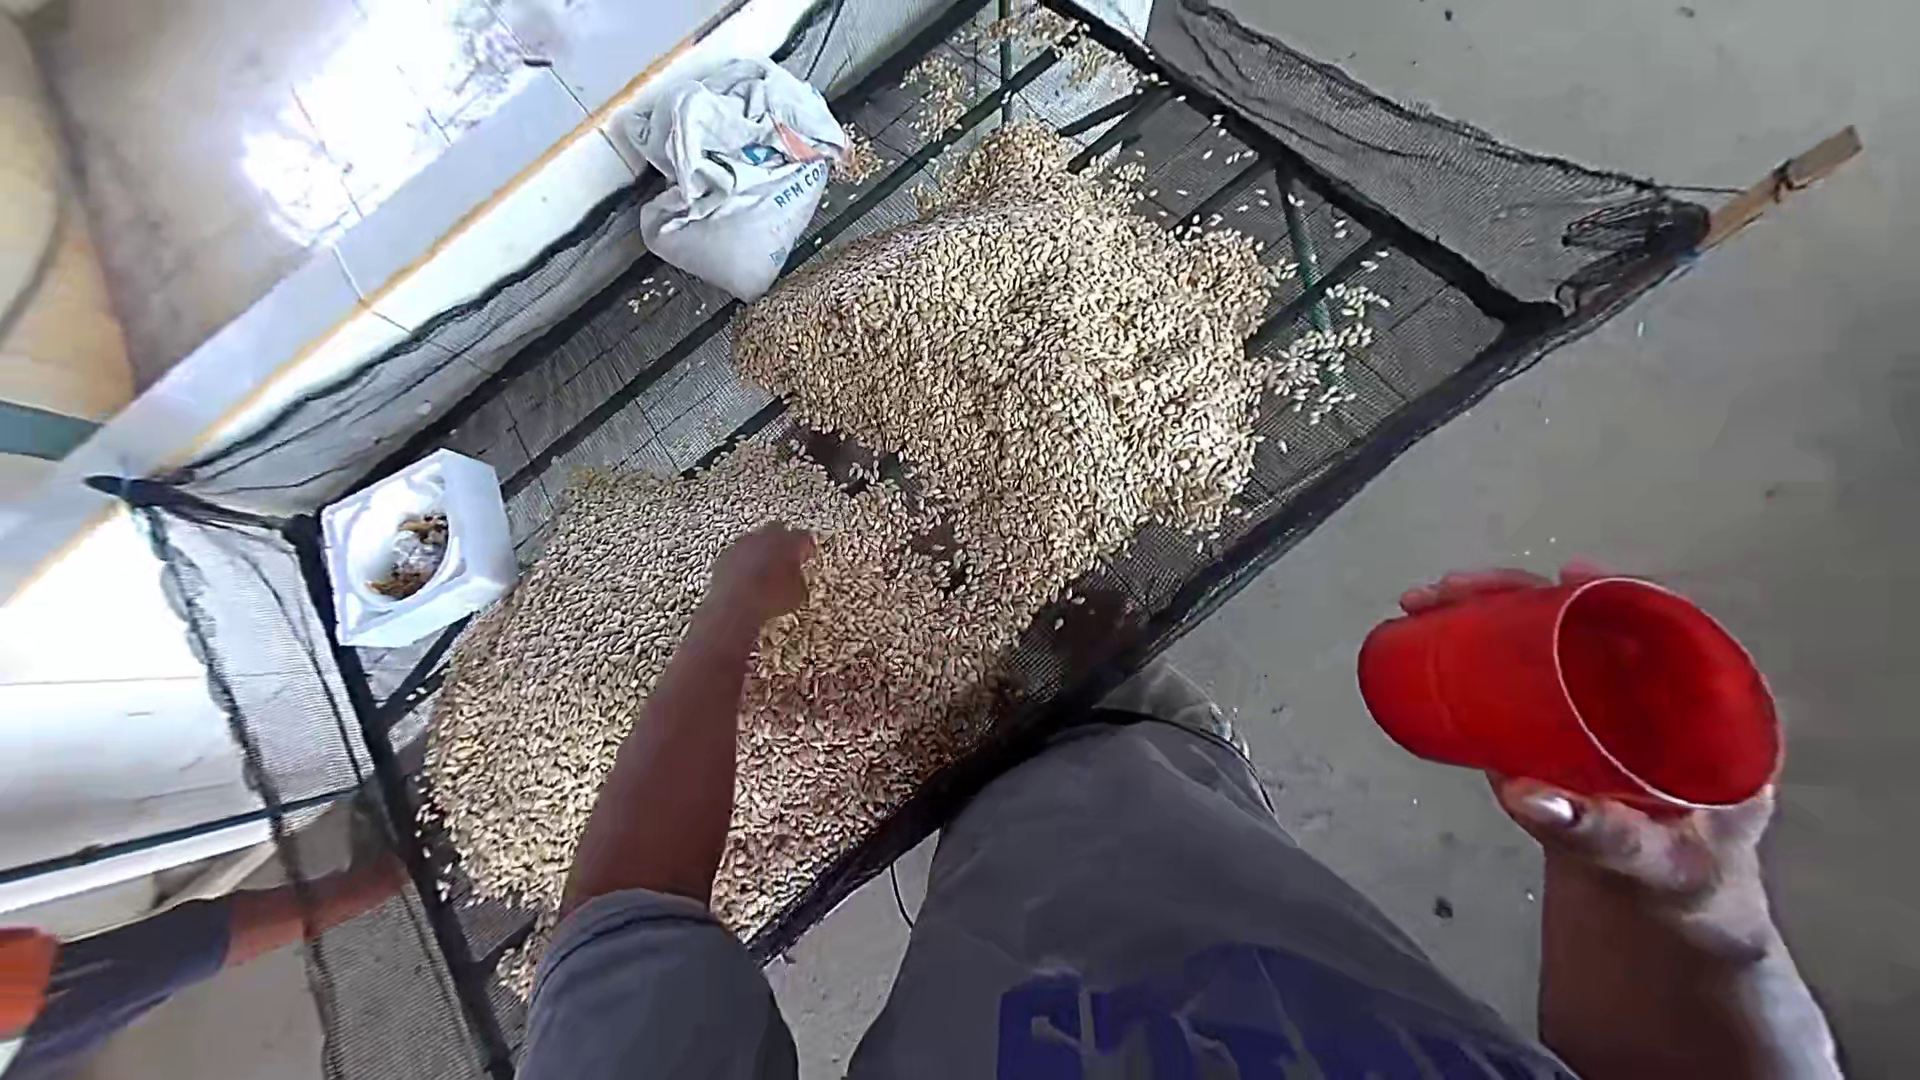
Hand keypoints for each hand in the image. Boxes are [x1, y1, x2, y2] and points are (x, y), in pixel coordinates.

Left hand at [705, 523, 815, 626]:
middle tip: (787, 558)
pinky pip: (738, 555)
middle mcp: (765, 536)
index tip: (808, 554)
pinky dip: (743, 562)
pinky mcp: (725, 557)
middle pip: (777, 531)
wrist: (736, 607)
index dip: (807, 547)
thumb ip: (800, 578)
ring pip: (755, 541)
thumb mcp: (798, 593)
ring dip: (761, 551)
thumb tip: (797, 581)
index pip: (803, 537)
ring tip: (766, 569)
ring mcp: (742, 544)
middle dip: (782, 543)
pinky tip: (747, 577)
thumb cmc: (768, 597)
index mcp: (789, 541)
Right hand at [1401, 563, 1771, 916]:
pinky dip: (1467, 639)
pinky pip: (1506, 665)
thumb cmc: (1678, 883)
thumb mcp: (1652, 862)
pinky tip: (1433, 629)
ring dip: (1477, 609)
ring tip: (1425, 602)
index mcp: (1697, 716)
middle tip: (1452, 590)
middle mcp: (1638, 694)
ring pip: (1531, 635)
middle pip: (1576, 620)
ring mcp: (1583, 701)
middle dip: (1510, 593)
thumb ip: (1597, 833)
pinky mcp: (1541, 715)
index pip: (1662, 631)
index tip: (1570, 573)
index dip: (1616, 593)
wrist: (1646, 904)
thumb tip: (1522, 794)